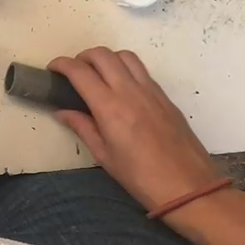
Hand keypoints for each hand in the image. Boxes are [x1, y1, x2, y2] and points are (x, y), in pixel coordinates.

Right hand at [49, 47, 220, 210]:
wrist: (191, 190)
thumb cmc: (142, 178)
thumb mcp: (105, 156)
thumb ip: (82, 127)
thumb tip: (62, 111)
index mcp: (110, 107)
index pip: (80, 71)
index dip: (61, 64)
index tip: (52, 70)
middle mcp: (130, 92)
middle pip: (102, 55)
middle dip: (82, 56)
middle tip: (74, 72)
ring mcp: (151, 92)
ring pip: (125, 56)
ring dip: (107, 58)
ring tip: (98, 74)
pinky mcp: (166, 98)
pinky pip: (142, 71)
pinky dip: (126, 69)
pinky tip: (122, 89)